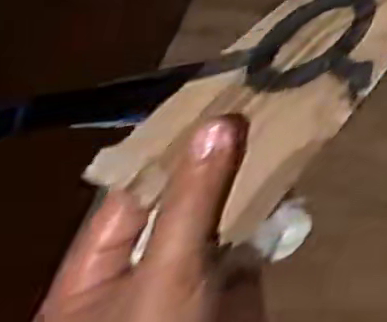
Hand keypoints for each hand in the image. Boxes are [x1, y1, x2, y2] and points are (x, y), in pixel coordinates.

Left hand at [37, 116, 262, 321]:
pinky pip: (251, 237)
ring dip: (250, 178)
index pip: (132, 193)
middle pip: (181, 200)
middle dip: (220, 157)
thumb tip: (220, 120)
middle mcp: (139, 272)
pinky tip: (293, 182)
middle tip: (261, 100)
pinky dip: (272, 211)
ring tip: (284, 125)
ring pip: (220, 214)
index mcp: (93, 276)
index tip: (215, 98)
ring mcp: (188, 281)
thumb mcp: (166, 274)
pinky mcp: (232, 289)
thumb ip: (192, 199)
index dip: (172, 146)